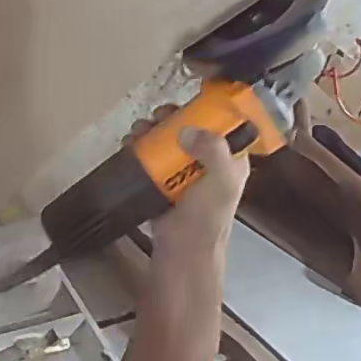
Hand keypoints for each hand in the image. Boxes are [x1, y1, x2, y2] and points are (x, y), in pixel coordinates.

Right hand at [127, 107, 248, 269]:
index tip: (186, 104)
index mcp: (230, 159)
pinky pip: (151, 156)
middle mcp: (209, 161)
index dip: (206, 110)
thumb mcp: (221, 183)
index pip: (223, 124)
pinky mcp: (163, 181)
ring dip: (151, 131)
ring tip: (137, 132)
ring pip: (168, 139)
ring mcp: (184, 171)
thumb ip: (213, 150)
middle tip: (157, 118)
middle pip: (190, 127)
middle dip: (171, 118)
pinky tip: (129, 145)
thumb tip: (187, 129)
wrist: (182, 255)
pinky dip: (140, 147)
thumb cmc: (206, 220)